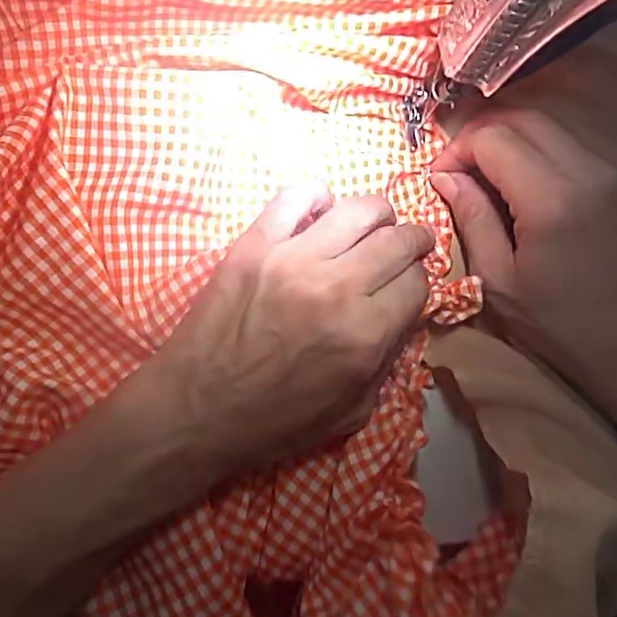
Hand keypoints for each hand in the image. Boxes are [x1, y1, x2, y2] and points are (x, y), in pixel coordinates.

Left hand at [149, 184, 434, 477]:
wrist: (197, 407)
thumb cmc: (275, 420)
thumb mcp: (350, 410)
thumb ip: (385, 360)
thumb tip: (401, 315)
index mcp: (364, 333)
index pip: (417, 282)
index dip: (419, 282)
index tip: (408, 285)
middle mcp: (336, 288)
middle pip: (397, 240)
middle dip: (413, 240)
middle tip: (408, 244)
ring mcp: (291, 259)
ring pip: (357, 209)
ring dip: (377, 214)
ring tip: (372, 224)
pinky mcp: (253, 245)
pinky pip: (294, 197)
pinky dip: (315, 196)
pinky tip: (319, 212)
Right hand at [430, 109, 616, 377]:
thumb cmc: (562, 324)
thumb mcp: (498, 279)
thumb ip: (471, 218)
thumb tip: (444, 177)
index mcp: (551, 199)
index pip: (493, 137)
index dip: (456, 149)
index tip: (438, 179)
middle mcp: (585, 171)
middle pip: (521, 118)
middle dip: (479, 136)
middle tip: (456, 172)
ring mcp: (609, 172)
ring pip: (546, 126)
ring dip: (507, 141)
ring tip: (483, 179)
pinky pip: (566, 145)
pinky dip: (532, 151)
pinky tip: (518, 188)